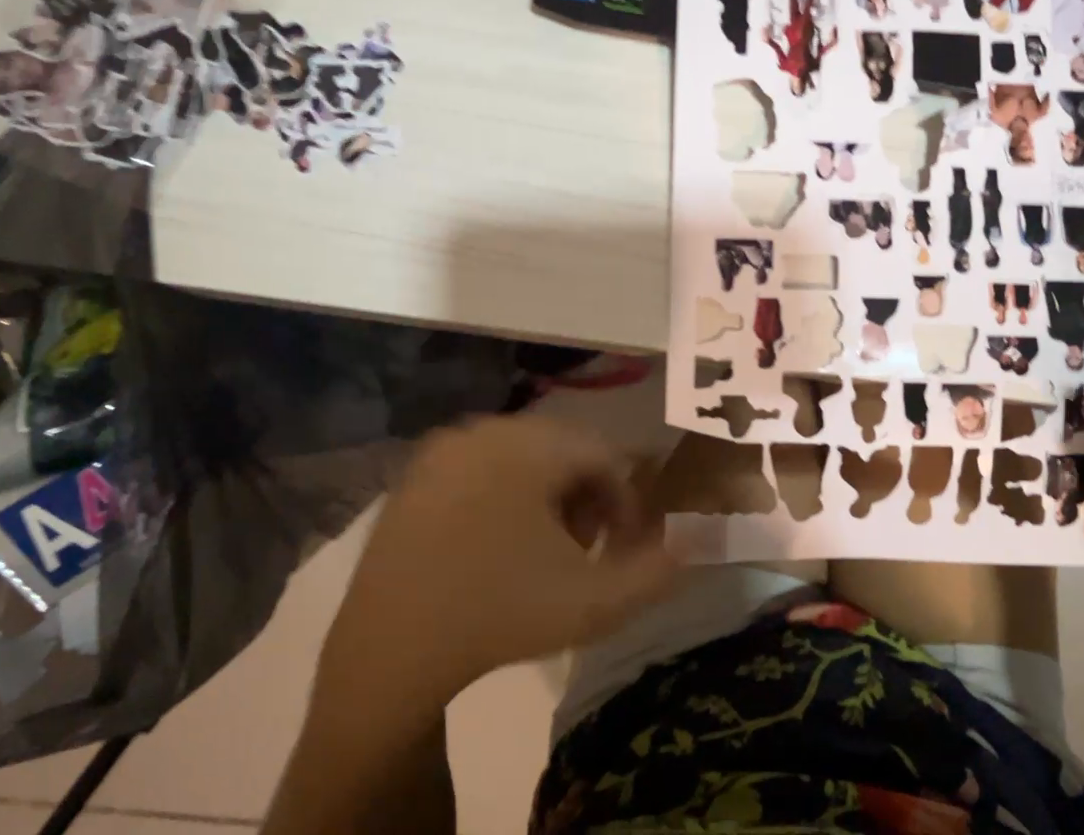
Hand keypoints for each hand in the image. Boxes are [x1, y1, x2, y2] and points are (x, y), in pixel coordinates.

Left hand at [317, 416, 678, 707]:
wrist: (389, 653)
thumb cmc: (500, 616)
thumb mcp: (594, 603)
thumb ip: (658, 573)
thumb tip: (695, 545)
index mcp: (530, 447)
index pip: (605, 455)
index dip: (626, 501)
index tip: (624, 547)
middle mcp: (486, 431)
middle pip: (564, 450)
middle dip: (587, 497)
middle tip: (587, 550)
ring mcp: (442, 450)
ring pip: (523, 457)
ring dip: (549, 496)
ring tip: (546, 551)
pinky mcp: (413, 475)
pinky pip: (481, 468)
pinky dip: (504, 495)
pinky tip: (499, 546)